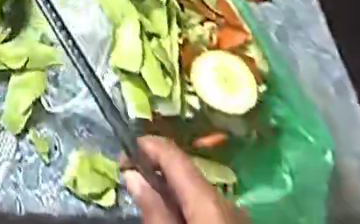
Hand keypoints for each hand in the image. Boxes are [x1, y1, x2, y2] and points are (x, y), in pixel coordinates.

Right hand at [125, 136, 247, 223]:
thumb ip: (154, 209)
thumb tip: (132, 174)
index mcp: (207, 196)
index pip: (173, 153)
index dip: (145, 145)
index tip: (123, 151)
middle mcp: (225, 197)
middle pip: (184, 169)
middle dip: (156, 166)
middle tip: (130, 174)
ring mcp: (235, 212)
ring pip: (195, 187)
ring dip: (170, 185)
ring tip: (149, 193)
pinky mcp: (236, 223)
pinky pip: (207, 204)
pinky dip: (186, 201)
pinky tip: (174, 211)